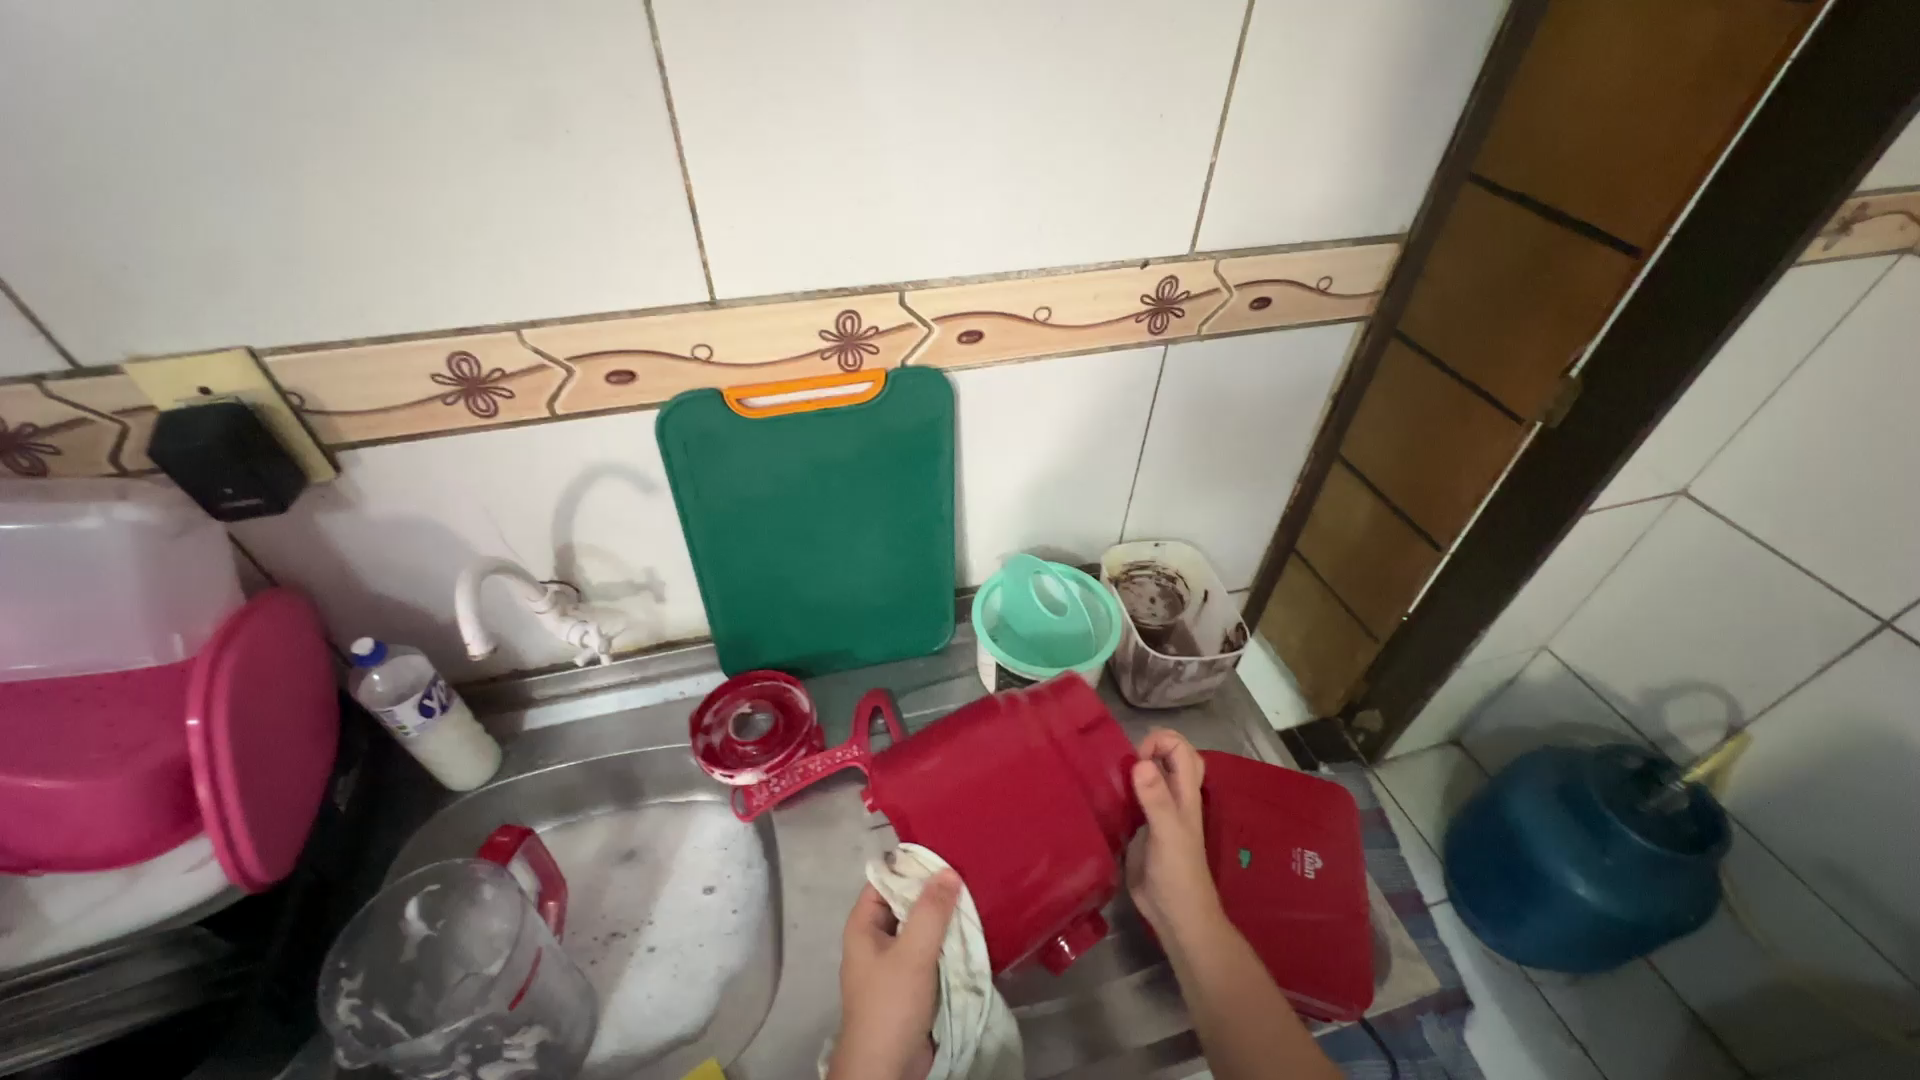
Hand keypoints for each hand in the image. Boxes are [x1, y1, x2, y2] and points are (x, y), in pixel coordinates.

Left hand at [827, 873, 960, 1079]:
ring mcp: (892, 964)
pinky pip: (928, 954)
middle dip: (932, 894)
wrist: (886, 1068)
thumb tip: (948, 871)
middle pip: (904, 904)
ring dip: (942, 921)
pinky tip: (969, 936)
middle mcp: (874, 940)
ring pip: (919, 930)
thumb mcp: (913, 952)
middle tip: (967, 877)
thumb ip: (931, 911)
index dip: (911, 868)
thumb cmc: (891, 1003)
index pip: (885, 881)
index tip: (945, 857)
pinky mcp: (909, 985)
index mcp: (863, 925)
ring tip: (973, 902)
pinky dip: (945, 945)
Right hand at [1127, 728, 1225, 940]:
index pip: (1181, 749)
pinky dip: (1120, 790)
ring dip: (1131, 768)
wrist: (1174, 915)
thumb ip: (1156, 799)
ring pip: (1149, 777)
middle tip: (1124, 761)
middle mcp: (1173, 798)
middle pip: (1169, 758)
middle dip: (1148, 748)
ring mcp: (1156, 813)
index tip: (1137, 759)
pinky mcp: (1139, 828)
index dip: (1161, 743)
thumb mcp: (1168, 833)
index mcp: (1185, 794)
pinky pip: (1131, 798)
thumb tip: (1141, 762)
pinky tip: (1102, 795)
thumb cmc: (1177, 874)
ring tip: (1107, 773)